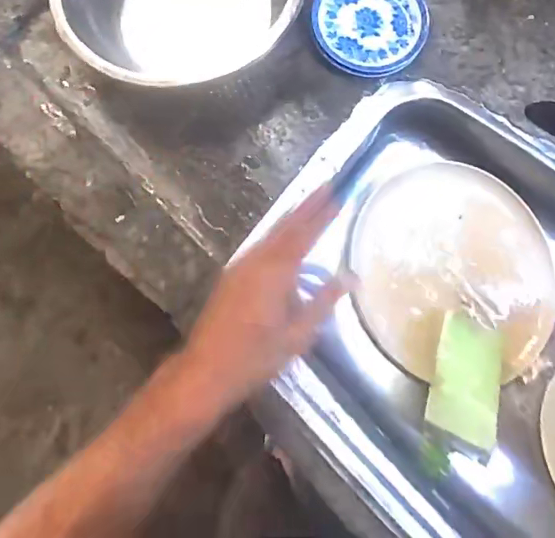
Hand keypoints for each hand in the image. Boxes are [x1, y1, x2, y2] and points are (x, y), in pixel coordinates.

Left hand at [169, 185, 347, 418]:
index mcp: (277, 270)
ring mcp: (242, 264)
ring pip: (273, 232)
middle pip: (287, 224)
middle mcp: (258, 259)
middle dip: (308, 204)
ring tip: (311, 201)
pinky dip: (278, 232)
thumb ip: (323, 302)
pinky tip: (285, 235)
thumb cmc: (254, 357)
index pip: (305, 233)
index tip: (338, 193)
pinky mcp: (233, 274)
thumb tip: (349, 277)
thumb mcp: (297, 336)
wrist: (205, 370)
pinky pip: (262, 243)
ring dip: (293, 216)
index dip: (323, 213)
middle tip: (328, 184)